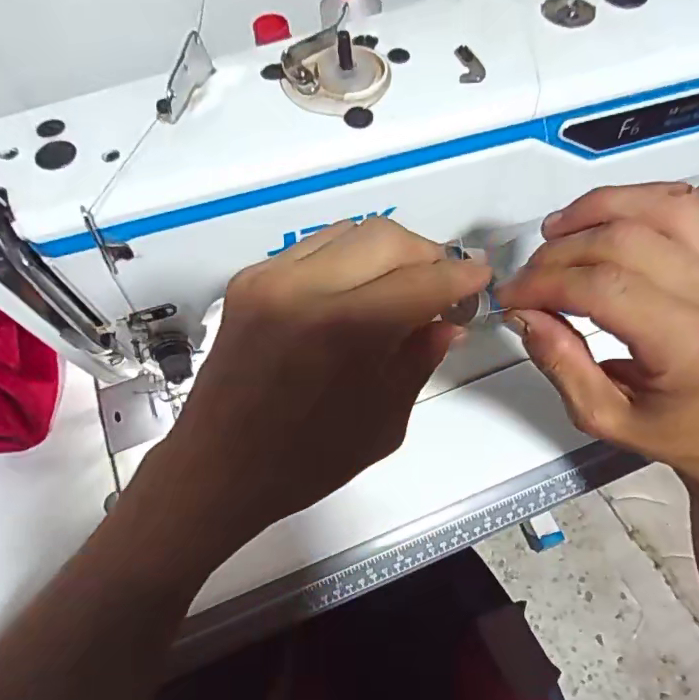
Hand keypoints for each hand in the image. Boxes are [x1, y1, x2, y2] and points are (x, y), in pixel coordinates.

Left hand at [142, 217, 490, 533]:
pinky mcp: (247, 281)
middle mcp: (306, 287)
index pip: (423, 279)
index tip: (480, 279)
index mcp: (346, 329)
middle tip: (441, 286)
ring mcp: (270, 278)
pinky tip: (353, 291)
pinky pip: (311, 249)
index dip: (461, 276)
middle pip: (387, 237)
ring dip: (385, 252)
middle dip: (426, 255)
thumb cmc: (305, 462)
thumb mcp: (383, 422)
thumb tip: (446, 322)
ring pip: (347, 231)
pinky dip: (345, 259)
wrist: (218, 467)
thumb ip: (418, 359)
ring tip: (399, 286)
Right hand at [495, 183, 698, 498]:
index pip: (605, 289)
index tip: (512, 296)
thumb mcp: (600, 416)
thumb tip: (522, 312)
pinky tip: (597, 220)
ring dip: (594, 212)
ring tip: (555, 234)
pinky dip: (630, 202)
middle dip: (559, 254)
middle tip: (528, 278)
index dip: (546, 283)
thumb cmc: (669, 431)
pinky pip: (680, 205)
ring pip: (656, 207)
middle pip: (625, 242)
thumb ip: (559, 362)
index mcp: (693, 349)